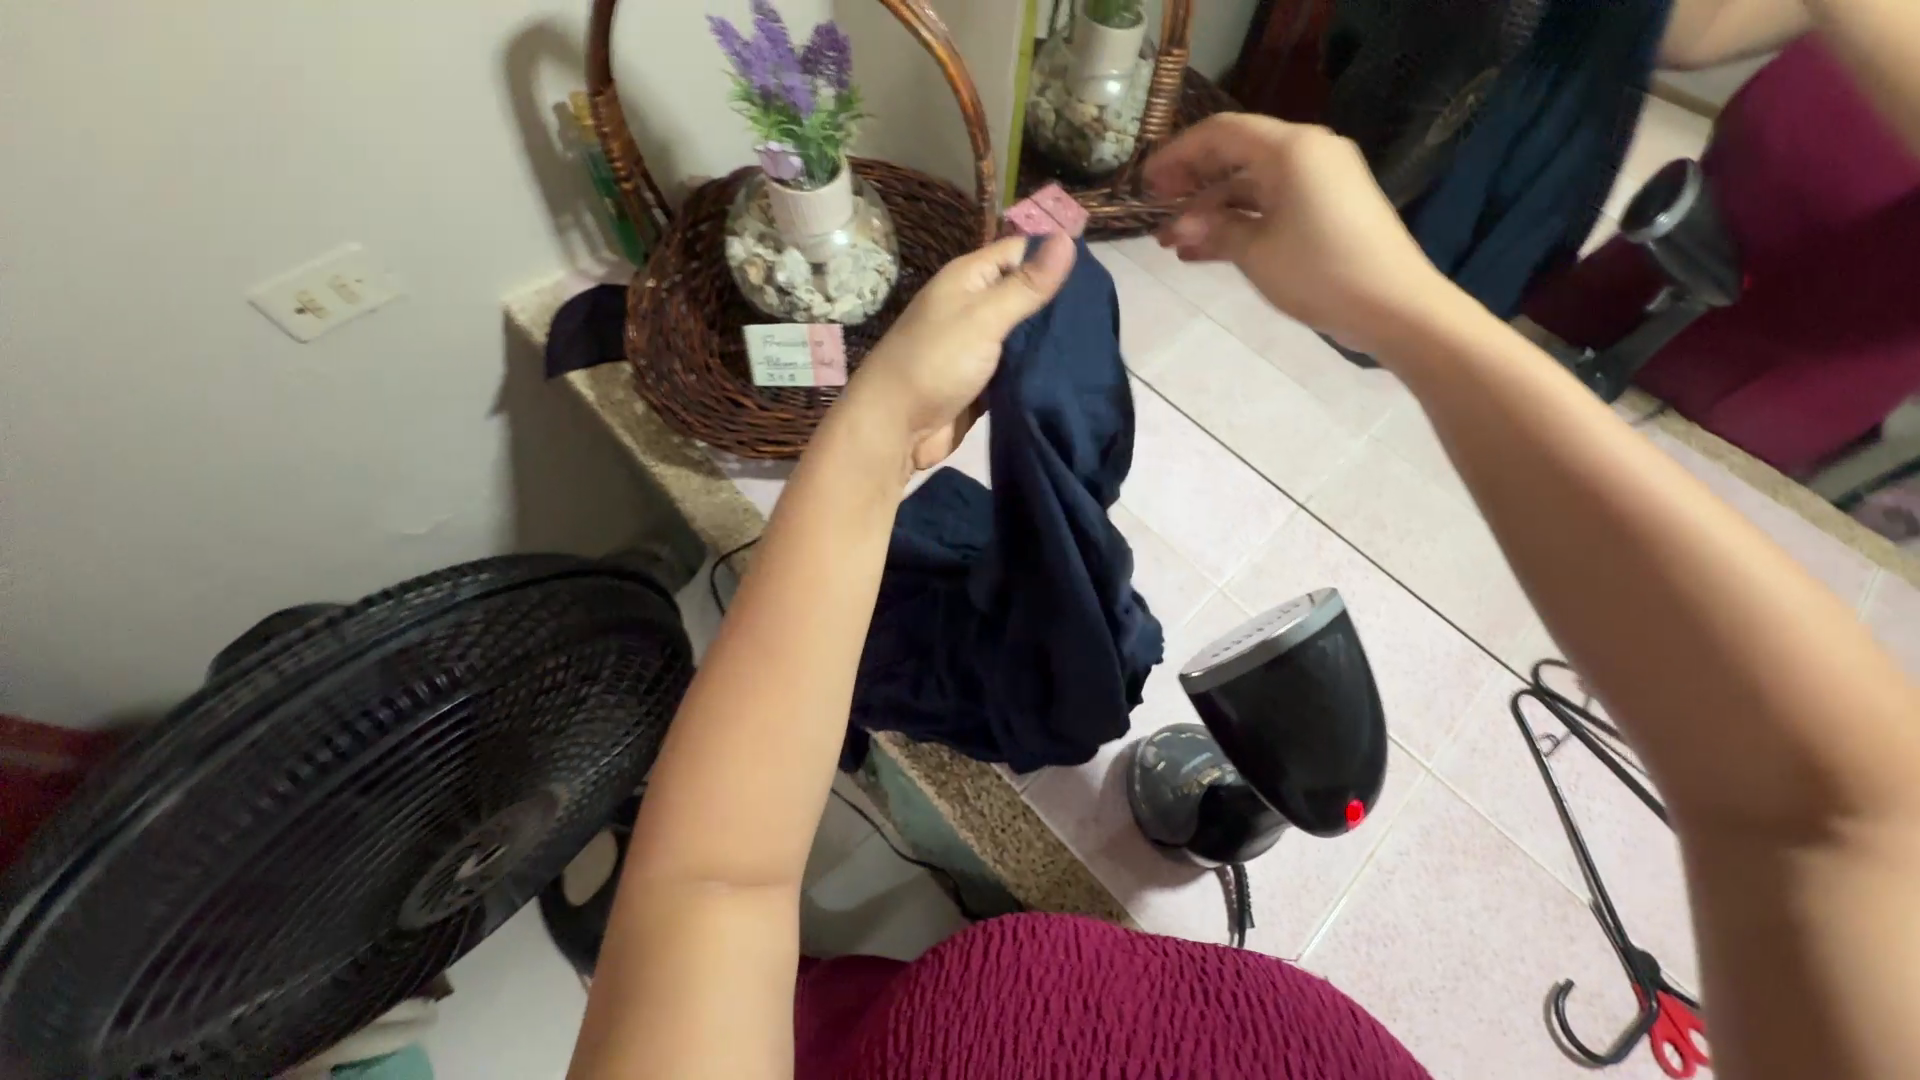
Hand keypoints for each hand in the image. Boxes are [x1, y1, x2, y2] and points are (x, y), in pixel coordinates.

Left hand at [844, 233, 1075, 470]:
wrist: (895, 428)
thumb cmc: (936, 363)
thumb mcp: (984, 317)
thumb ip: (1026, 284)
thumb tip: (1067, 238)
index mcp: (969, 279)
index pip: (1020, 252)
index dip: (1055, 257)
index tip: (1098, 274)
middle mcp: (973, 306)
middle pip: (1024, 294)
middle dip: (1059, 303)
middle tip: (1106, 314)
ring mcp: (977, 346)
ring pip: (1023, 335)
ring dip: (1050, 340)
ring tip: (1097, 342)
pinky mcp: (983, 382)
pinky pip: (1016, 368)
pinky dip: (1036, 370)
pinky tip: (1071, 372)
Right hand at [1145, 113, 1452, 355]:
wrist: (1393, 305)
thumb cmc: (1319, 271)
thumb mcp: (1255, 252)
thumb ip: (1214, 230)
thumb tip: (1181, 225)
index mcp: (1289, 149)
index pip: (1220, 133)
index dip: (1177, 155)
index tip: (1145, 184)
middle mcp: (1306, 153)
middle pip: (1235, 156)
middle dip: (1192, 185)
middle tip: (1157, 213)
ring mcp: (1319, 181)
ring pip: (1251, 186)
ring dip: (1210, 211)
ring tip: (1174, 243)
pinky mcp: (1326, 209)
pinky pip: (1271, 206)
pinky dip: (1238, 223)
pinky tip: (1204, 251)